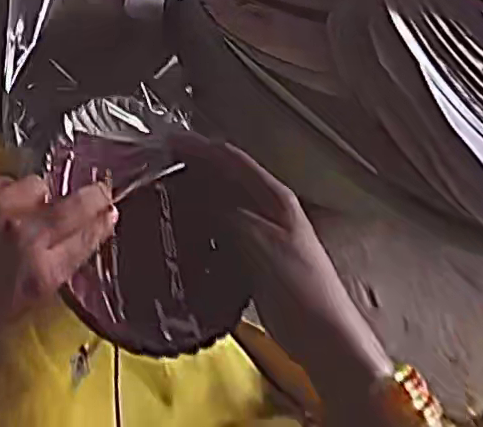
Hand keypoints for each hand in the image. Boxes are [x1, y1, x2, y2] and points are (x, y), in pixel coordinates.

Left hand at [0, 175, 117, 344]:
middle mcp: (26, 232)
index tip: (110, 212)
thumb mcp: (29, 300)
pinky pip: (8, 181)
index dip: (101, 223)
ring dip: (41, 194)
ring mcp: (2, 206)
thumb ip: (54, 267)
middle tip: (100, 190)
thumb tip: (74, 241)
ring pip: (38, 184)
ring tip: (37, 203)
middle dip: (90, 196)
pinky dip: (11, 190)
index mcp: (42, 270)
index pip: (84, 239)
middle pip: (71, 206)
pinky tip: (7, 201)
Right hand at [175, 139, 392, 396]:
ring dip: (193, 189)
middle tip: (156, 162)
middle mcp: (268, 206)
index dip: (197, 145)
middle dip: (191, 164)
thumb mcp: (255, 238)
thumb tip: (186, 186)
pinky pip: (219, 222)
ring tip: (161, 186)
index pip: (229, 157)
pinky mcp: (254, 253)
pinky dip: (198, 214)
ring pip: (220, 197)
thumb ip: (220, 207)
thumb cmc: (299, 286)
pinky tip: (180, 219)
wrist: (327, 342)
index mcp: (274, 195)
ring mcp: (262, 230)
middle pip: (224, 174)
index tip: (166, 141)